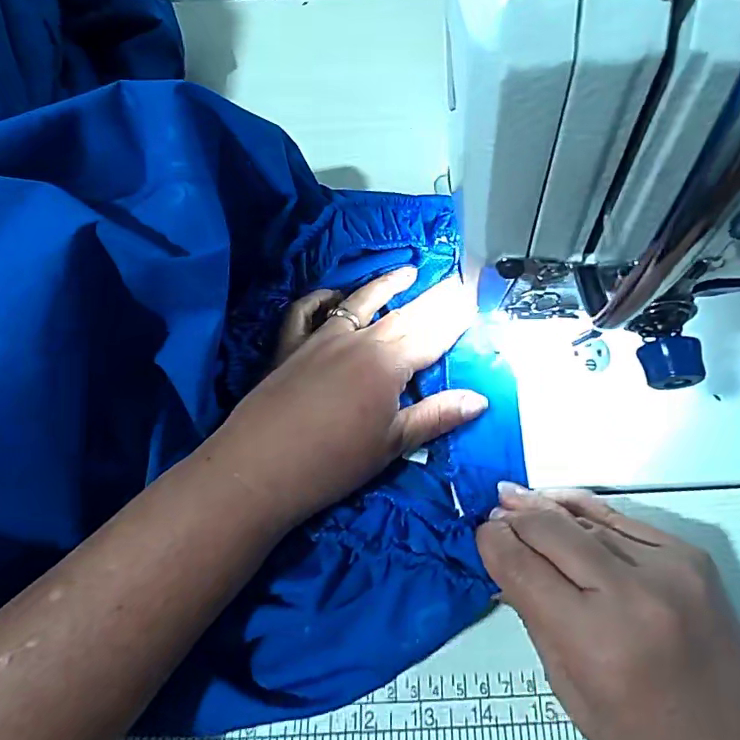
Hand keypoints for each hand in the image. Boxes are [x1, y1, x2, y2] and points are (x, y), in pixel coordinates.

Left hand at [195, 266, 486, 526]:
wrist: (260, 467)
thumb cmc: (334, 462)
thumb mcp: (392, 444)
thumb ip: (436, 416)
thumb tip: (480, 399)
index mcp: (388, 364)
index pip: (432, 334)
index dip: (454, 316)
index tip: (473, 297)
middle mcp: (357, 340)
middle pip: (403, 314)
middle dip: (432, 299)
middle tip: (454, 282)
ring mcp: (320, 338)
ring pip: (359, 302)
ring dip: (385, 285)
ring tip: (407, 272)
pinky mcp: (290, 346)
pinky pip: (305, 311)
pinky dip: (320, 299)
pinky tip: (332, 295)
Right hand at [478, 488, 739, 739]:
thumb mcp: (572, 692)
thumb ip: (534, 618)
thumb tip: (504, 561)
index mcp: (596, 641)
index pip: (522, 566)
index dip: (492, 542)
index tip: (478, 533)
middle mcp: (632, 594)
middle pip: (549, 529)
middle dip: (514, 517)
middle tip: (493, 509)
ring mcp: (668, 568)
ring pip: (585, 515)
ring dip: (545, 505)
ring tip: (515, 494)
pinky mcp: (690, 555)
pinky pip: (621, 519)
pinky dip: (586, 511)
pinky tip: (562, 505)